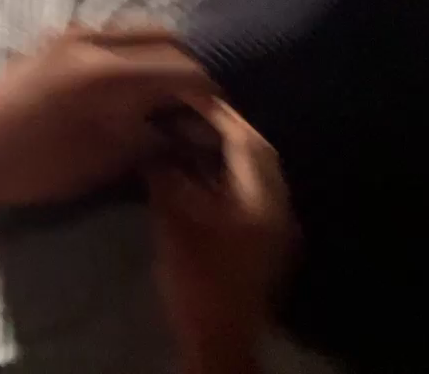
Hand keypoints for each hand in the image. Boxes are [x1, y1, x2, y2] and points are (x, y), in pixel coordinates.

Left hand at [0, 27, 215, 206]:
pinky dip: (129, 53)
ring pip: (133, 31)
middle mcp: (91, 39)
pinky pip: (106, 36)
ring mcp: (68, 35)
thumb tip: (190, 130)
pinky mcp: (52, 41)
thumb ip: (151, 137)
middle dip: (186, 66)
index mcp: (107, 70)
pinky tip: (127, 88)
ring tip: (162, 96)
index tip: (215, 116)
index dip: (207, 91)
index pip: (181, 67)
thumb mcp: (102, 160)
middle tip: (193, 103)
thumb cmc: (35, 164)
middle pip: (162, 36)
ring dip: (156, 56)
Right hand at [148, 98, 291, 358]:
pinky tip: (196, 166)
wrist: (217, 337)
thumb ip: (165, 175)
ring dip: (226, 147)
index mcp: (262, 199)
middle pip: (257, 152)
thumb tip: (152, 144)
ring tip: (189, 130)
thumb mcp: (174, 219)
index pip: (245, 140)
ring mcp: (274, 224)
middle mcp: (277, 206)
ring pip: (254, 170)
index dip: (216, 112)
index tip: (188, 91)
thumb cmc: (197, 275)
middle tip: (190, 106)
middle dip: (225, 125)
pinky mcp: (262, 237)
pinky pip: (248, 188)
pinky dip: (225, 169)